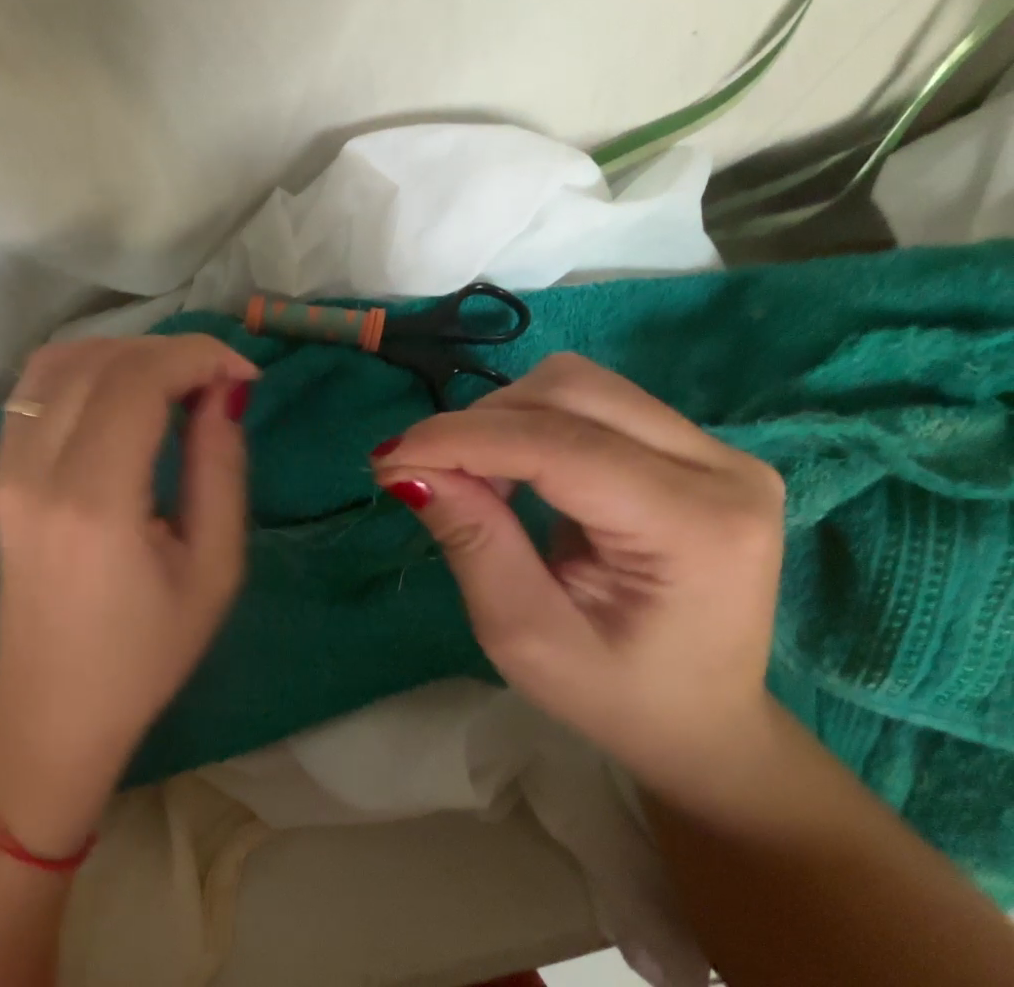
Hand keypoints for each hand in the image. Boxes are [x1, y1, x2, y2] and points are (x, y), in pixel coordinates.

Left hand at [0, 335, 256, 854]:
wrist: (51, 708)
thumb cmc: (143, 657)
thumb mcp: (211, 571)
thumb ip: (220, 469)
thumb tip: (224, 393)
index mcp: (94, 501)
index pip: (138, 379)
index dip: (197, 356)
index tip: (243, 376)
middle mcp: (36, 471)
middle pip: (98, 361)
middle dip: (167, 350)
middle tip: (215, 381)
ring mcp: (5, 471)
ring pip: (56, 363)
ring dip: (120, 353)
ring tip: (171, 383)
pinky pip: (32, 392)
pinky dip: (80, 372)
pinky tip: (119, 397)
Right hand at [370, 354, 786, 806]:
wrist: (699, 720)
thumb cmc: (612, 694)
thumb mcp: (524, 634)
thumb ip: (473, 542)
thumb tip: (408, 468)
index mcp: (695, 527)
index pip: (561, 446)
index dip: (461, 439)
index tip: (387, 459)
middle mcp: (721, 469)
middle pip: (573, 392)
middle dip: (479, 423)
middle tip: (425, 475)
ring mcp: (716, 452)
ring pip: (578, 387)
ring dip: (502, 420)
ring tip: (472, 480)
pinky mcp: (695, 450)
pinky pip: (591, 406)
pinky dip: (528, 427)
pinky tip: (510, 475)